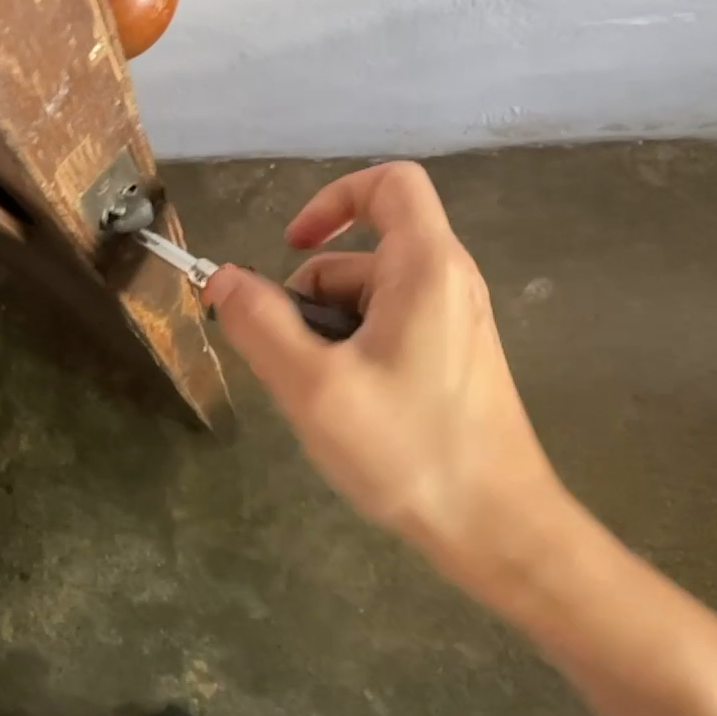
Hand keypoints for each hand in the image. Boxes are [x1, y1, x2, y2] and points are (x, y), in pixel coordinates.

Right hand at [202, 161, 561, 569]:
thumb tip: (220, 278)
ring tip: (313, 396)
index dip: (331, 199)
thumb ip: (259, 324)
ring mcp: (452, 326)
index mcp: (425, 270)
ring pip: (366, 301)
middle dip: (306, 297)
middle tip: (285, 361)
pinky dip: (348, 354)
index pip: (388, 185)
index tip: (288, 249)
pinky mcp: (449, 362)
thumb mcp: (312, 385)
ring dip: (322, 333)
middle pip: (360, 256)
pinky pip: (384, 333)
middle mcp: (447, 284)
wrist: (496, 530)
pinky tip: (341, 409)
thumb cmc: (406, 450)